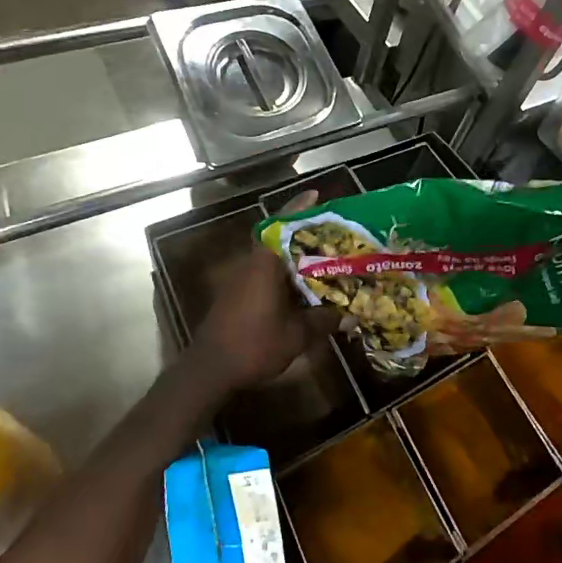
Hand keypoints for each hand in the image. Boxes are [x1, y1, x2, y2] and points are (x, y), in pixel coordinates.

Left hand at [190, 192, 340, 394]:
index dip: (299, 208)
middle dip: (304, 234)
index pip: (280, 224)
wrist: (210, 368)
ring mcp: (241, 279)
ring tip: (326, 260)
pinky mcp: (238, 295)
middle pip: (278, 239)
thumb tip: (351, 316)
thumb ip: (323, 320)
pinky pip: (266, 274)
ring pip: (272, 258)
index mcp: (264, 264)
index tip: (316, 194)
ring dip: (295, 257)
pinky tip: (304, 288)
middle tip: (333, 233)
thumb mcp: (295, 335)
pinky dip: (285, 275)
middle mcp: (251, 264)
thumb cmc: (253, 345)